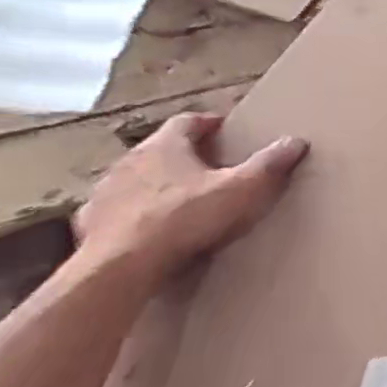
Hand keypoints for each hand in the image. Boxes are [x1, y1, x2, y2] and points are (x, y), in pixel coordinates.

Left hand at [73, 112, 308, 280]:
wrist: (122, 266)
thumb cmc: (186, 218)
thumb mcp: (243, 189)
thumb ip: (270, 164)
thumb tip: (295, 141)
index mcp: (165, 147)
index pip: (187, 121)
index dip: (209, 123)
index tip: (226, 129)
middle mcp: (129, 162)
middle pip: (161, 148)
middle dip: (185, 154)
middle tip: (211, 166)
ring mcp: (105, 192)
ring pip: (137, 178)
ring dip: (158, 182)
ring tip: (183, 198)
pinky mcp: (92, 221)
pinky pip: (119, 208)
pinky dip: (137, 211)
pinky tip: (153, 227)